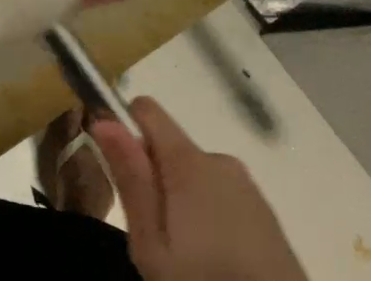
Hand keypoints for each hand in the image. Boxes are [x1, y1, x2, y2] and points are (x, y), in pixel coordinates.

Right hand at [91, 97, 308, 280]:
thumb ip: (130, 179)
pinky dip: (209, 216)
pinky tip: (215, 260)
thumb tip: (104, 119)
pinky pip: (221, 196)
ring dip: (181, 201)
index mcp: (190, 162)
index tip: (120, 172)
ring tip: (186, 255)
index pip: (146, 110)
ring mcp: (249, 188)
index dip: (123, 130)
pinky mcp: (266, 214)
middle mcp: (221, 162)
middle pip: (169, 148)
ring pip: (193, 175)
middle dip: (154, 180)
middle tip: (155, 235)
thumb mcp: (152, 245)